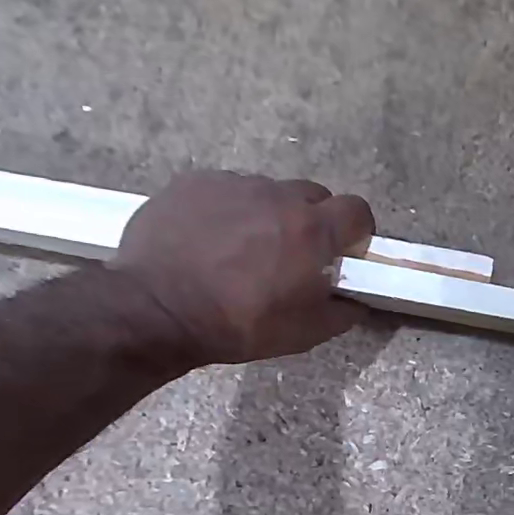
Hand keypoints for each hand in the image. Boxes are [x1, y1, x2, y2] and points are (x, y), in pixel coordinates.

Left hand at [110, 171, 375, 365]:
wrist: (156, 310)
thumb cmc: (241, 324)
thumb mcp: (308, 332)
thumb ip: (345, 311)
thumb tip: (357, 300)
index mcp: (313, 230)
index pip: (358, 210)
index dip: (357, 231)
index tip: (344, 252)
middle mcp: (278, 196)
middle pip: (315, 195)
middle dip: (314, 220)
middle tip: (295, 253)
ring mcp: (233, 185)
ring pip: (269, 192)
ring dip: (270, 214)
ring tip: (245, 248)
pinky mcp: (193, 183)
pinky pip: (227, 190)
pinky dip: (230, 210)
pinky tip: (212, 239)